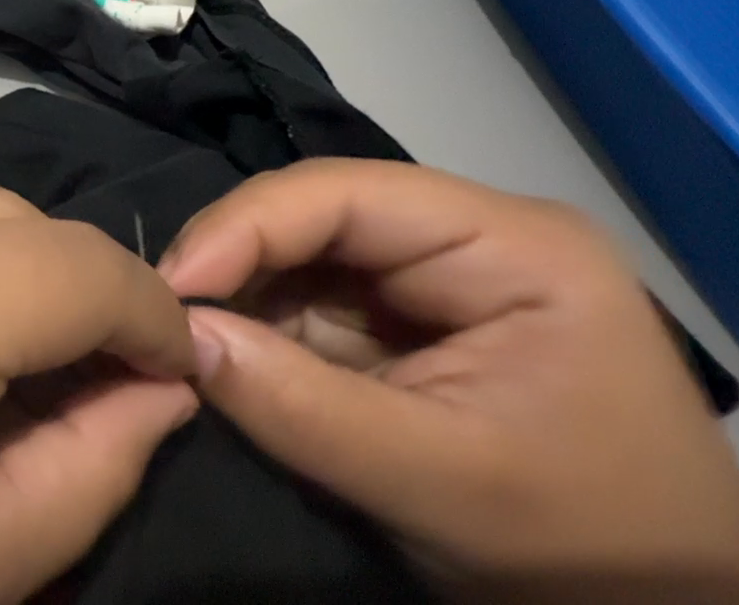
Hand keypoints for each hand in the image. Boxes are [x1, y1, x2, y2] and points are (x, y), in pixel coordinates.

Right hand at [159, 159, 738, 601]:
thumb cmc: (574, 544)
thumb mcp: (435, 481)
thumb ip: (299, 405)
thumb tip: (180, 335)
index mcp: (511, 246)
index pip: (345, 194)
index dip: (243, 228)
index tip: (170, 289)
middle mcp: (466, 236)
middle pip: (312, 213)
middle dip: (231, 259)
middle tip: (164, 314)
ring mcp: (430, 272)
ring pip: (296, 251)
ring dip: (234, 291)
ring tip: (182, 334)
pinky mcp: (399, 312)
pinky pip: (303, 295)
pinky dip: (254, 322)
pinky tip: (223, 350)